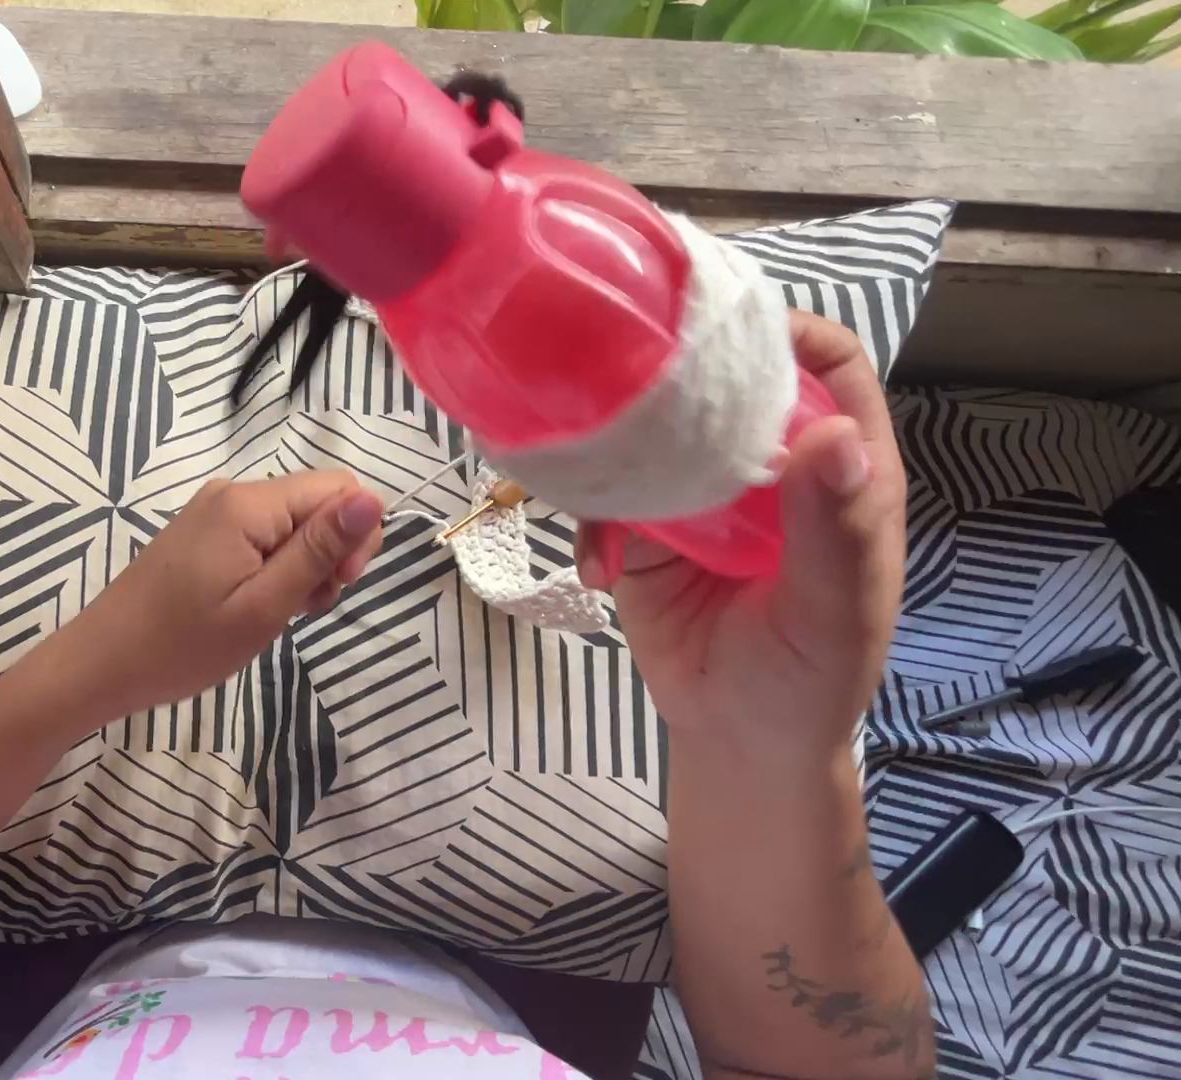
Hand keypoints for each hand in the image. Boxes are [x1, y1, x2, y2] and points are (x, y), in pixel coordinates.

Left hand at [51, 471, 384, 721]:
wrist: (102, 663)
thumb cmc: (183, 646)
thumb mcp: (262, 606)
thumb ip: (319, 550)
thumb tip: (373, 499)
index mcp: (248, 503)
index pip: (340, 488)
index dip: (355, 536)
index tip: (337, 587)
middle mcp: (233, 493)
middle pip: (317, 503)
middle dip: (330, 554)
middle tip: (305, 607)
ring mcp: (214, 511)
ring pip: (294, 524)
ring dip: (304, 567)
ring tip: (277, 614)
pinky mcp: (204, 533)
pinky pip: (264, 536)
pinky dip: (275, 569)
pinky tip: (257, 605)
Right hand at [575, 312, 905, 763]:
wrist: (732, 737)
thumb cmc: (806, 680)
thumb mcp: (832, 612)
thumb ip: (832, 531)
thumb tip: (831, 434)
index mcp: (833, 474)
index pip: (830, 372)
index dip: (789, 337)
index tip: (724, 329)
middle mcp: (762, 474)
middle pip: (722, 394)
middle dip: (673, 384)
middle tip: (618, 384)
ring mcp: (695, 504)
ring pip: (650, 445)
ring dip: (614, 460)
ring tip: (590, 482)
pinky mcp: (642, 538)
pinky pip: (603, 508)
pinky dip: (589, 532)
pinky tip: (597, 573)